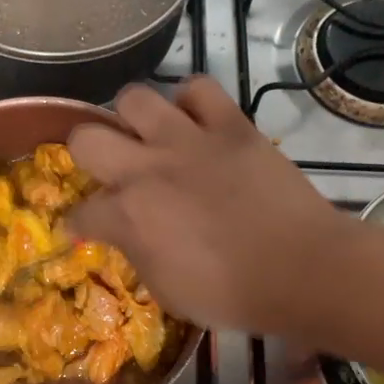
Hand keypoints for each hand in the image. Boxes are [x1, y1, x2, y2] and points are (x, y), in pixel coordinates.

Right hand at [68, 78, 352, 334]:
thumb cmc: (235, 295)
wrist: (304, 269)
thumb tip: (128, 235)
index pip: (82, 213)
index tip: (86, 228)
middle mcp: (148, 169)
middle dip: (88, 154)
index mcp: (130, 216)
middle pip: (87, 137)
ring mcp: (189, 140)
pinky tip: (197, 121)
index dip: (80, 224)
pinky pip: (199, 88)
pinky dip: (192, 101)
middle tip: (111, 170)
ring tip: (152, 136)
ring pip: (134, 98)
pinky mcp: (231, 124)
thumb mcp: (169, 292)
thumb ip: (139, 254)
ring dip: (134, 119)